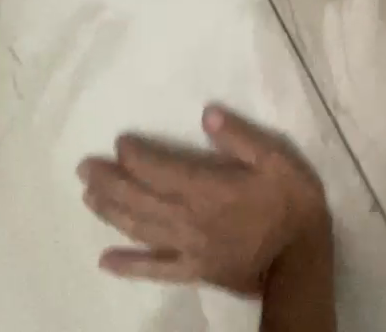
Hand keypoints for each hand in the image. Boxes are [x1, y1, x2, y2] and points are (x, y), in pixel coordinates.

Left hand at [77, 104, 331, 296]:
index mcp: (207, 188)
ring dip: (110, 212)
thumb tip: (206, 115)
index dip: (135, 156)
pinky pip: (154, 269)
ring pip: (139, 228)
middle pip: (140, 199)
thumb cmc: (291, 201)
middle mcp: (188, 218)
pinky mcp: (193, 270)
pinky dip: (128, 265)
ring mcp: (187, 248)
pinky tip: (106, 260)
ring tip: (87, 197)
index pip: (160, 170)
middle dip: (110, 181)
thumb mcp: (275, 159)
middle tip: (84, 168)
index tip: (119, 142)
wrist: (300, 257)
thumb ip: (239, 138)